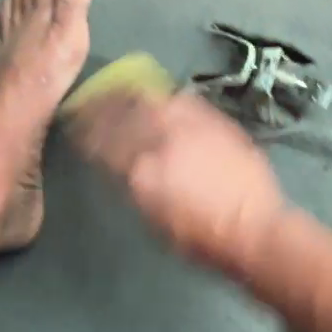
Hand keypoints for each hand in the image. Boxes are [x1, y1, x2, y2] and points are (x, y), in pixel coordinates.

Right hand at [69, 93, 285, 271]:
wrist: (255, 230)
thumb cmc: (201, 239)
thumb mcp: (154, 218)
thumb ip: (134, 185)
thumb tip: (123, 166)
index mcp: (142, 170)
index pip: (104, 142)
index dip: (86, 132)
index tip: (76, 125)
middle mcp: (163, 141)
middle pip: (125, 113)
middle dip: (104, 105)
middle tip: (94, 101)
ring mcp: (191, 127)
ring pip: (153, 101)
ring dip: (133, 96)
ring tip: (123, 92)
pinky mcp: (215, 122)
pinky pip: (185, 101)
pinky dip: (168, 98)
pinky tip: (164, 98)